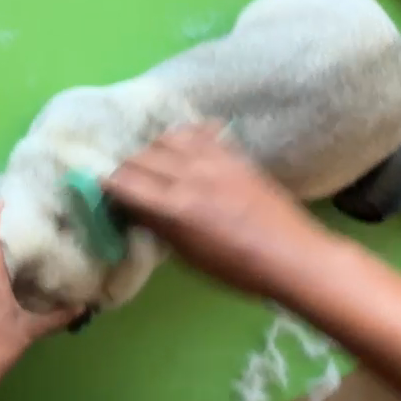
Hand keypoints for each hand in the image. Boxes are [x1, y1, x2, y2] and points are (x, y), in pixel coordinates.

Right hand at [103, 123, 341, 301]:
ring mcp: (215, 160)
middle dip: (126, 170)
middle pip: (139, 157)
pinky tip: (185, 150)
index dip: (108, 186)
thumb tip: (132, 207)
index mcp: (174, 207)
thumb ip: (156, 225)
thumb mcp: (186, 255)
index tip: (106, 194)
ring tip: (156, 166)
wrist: (294, 257)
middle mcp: (190, 176)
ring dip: (153, 150)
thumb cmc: (236, 268)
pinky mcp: (235, 155)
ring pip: (165, 138)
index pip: (123, 182)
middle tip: (127, 186)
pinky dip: (185, 136)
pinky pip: (200, 131)